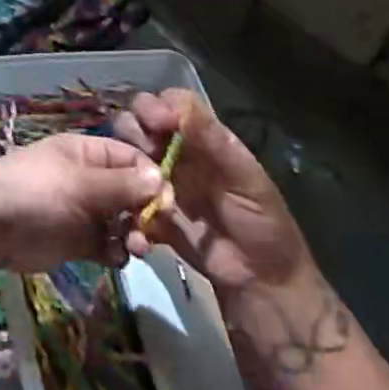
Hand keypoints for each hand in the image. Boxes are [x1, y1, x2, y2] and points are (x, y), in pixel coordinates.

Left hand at [0, 133, 161, 277]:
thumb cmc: (34, 193)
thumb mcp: (79, 184)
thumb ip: (121, 184)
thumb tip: (161, 178)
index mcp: (84, 152)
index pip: (130, 157)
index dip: (151, 177)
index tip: (168, 203)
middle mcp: (87, 178)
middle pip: (130, 191)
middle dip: (145, 211)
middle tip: (151, 232)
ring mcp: (82, 209)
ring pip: (122, 220)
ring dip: (133, 234)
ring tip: (133, 248)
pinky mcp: (77, 240)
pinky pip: (108, 244)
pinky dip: (115, 251)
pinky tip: (114, 258)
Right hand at [117, 91, 330, 333]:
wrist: (262, 286)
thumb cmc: (264, 226)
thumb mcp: (246, 179)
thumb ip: (213, 141)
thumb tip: (177, 105)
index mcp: (203, 139)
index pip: (171, 103)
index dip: (157, 105)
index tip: (153, 121)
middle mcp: (177, 152)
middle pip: (141, 122)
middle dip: (134, 128)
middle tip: (143, 151)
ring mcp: (160, 180)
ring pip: (127, 153)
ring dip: (125, 159)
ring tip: (136, 183)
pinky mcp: (148, 210)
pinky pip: (125, 195)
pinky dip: (123, 201)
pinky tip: (136, 215)